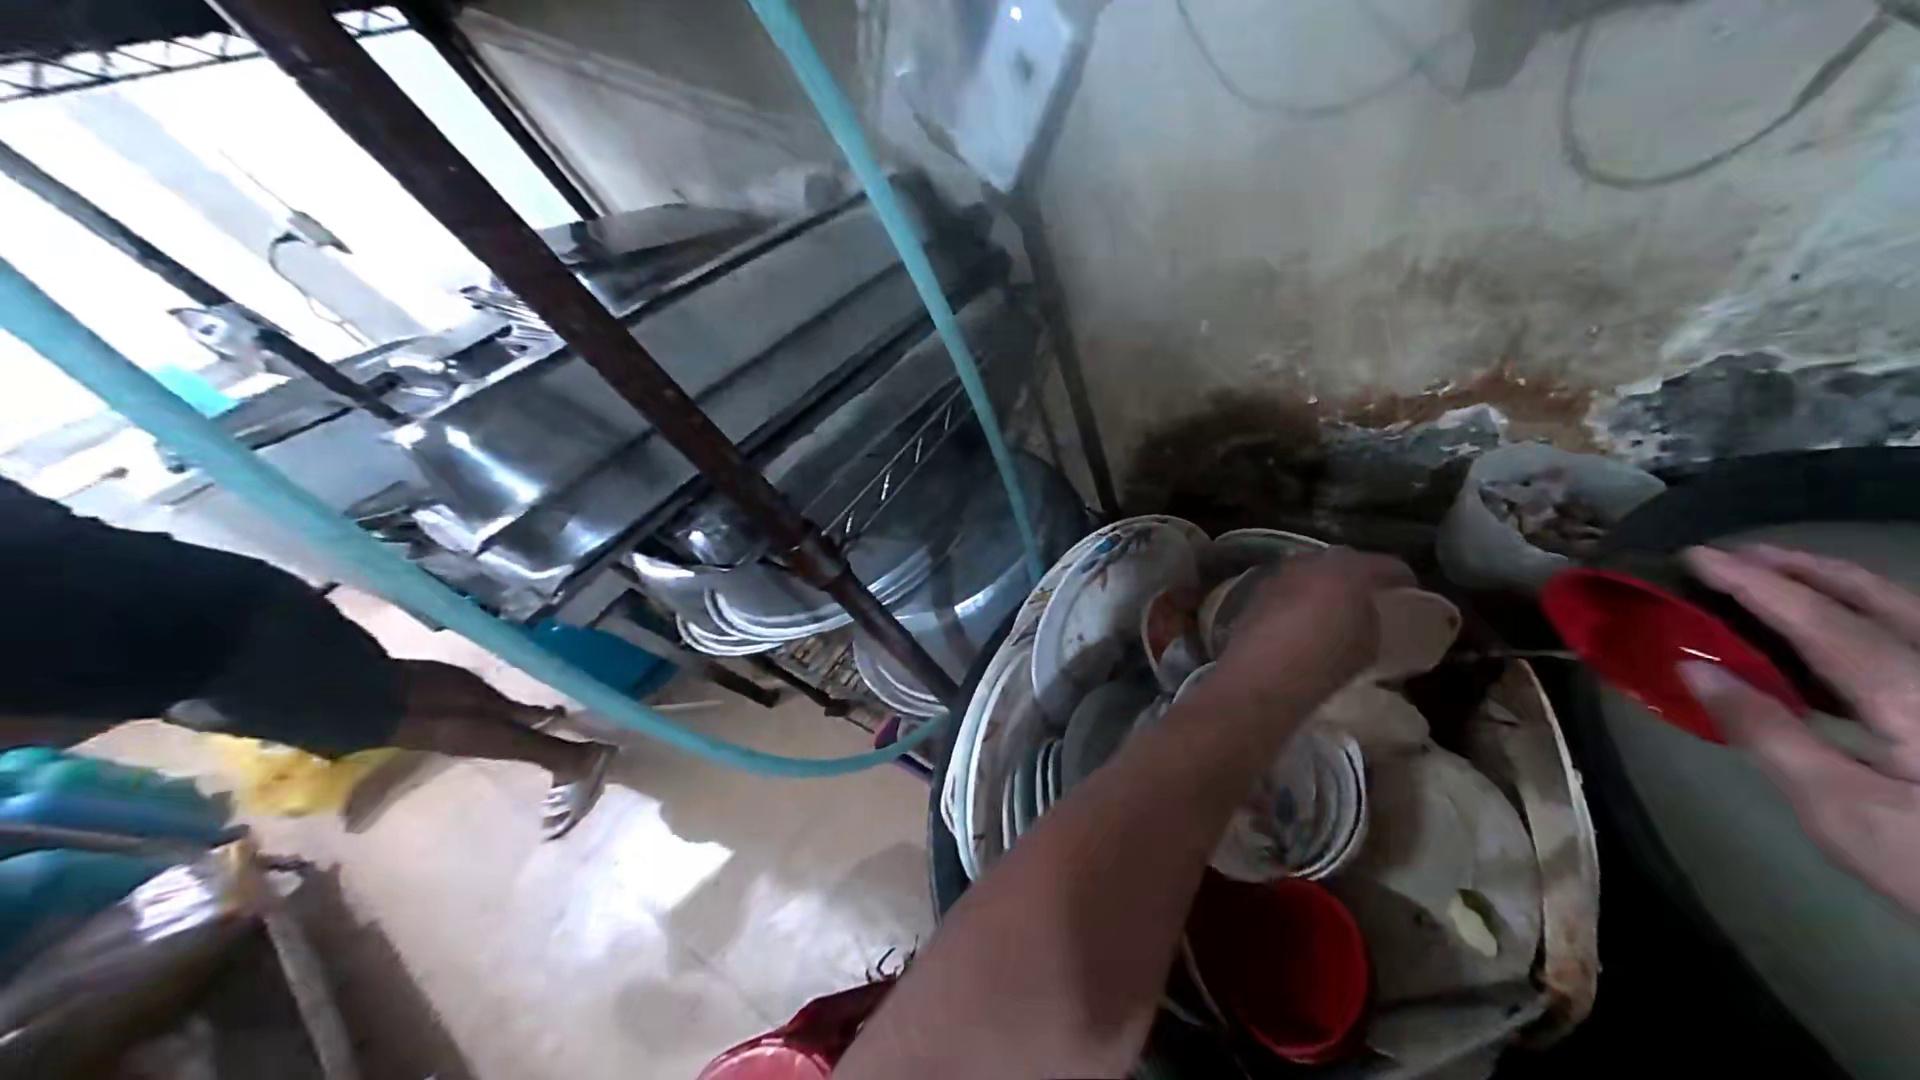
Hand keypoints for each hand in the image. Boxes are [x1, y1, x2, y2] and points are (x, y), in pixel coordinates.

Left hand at [1217, 547, 1413, 694]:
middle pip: (1341, 561)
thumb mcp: (1370, 643)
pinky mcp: (1253, 592)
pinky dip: (1296, 598)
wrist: (1264, 672)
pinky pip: (1284, 589)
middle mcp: (1309, 561)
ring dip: (1321, 585)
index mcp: (1349, 567)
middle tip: (1367, 597)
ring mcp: (1277, 574)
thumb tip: (1367, 617)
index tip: (1409, 591)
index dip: (1401, 578)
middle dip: (1356, 576)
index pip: (1385, 564)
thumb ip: (1372, 620)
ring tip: (1331, 608)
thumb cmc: (1327, 658)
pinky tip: (1299, 618)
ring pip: (1307, 572)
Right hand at [1681, 545, 1919, 915]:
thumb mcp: (1840, 809)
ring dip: (1841, 588)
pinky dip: (1871, 621)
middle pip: (1885, 600)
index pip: (1820, 619)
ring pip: (1915, 617)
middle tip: (1740, 553)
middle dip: (1808, 569)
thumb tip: (1694, 666)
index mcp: (1914, 695)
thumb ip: (1765, 731)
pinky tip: (1838, 634)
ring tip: (1782, 577)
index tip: (1696, 556)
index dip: (1753, 583)